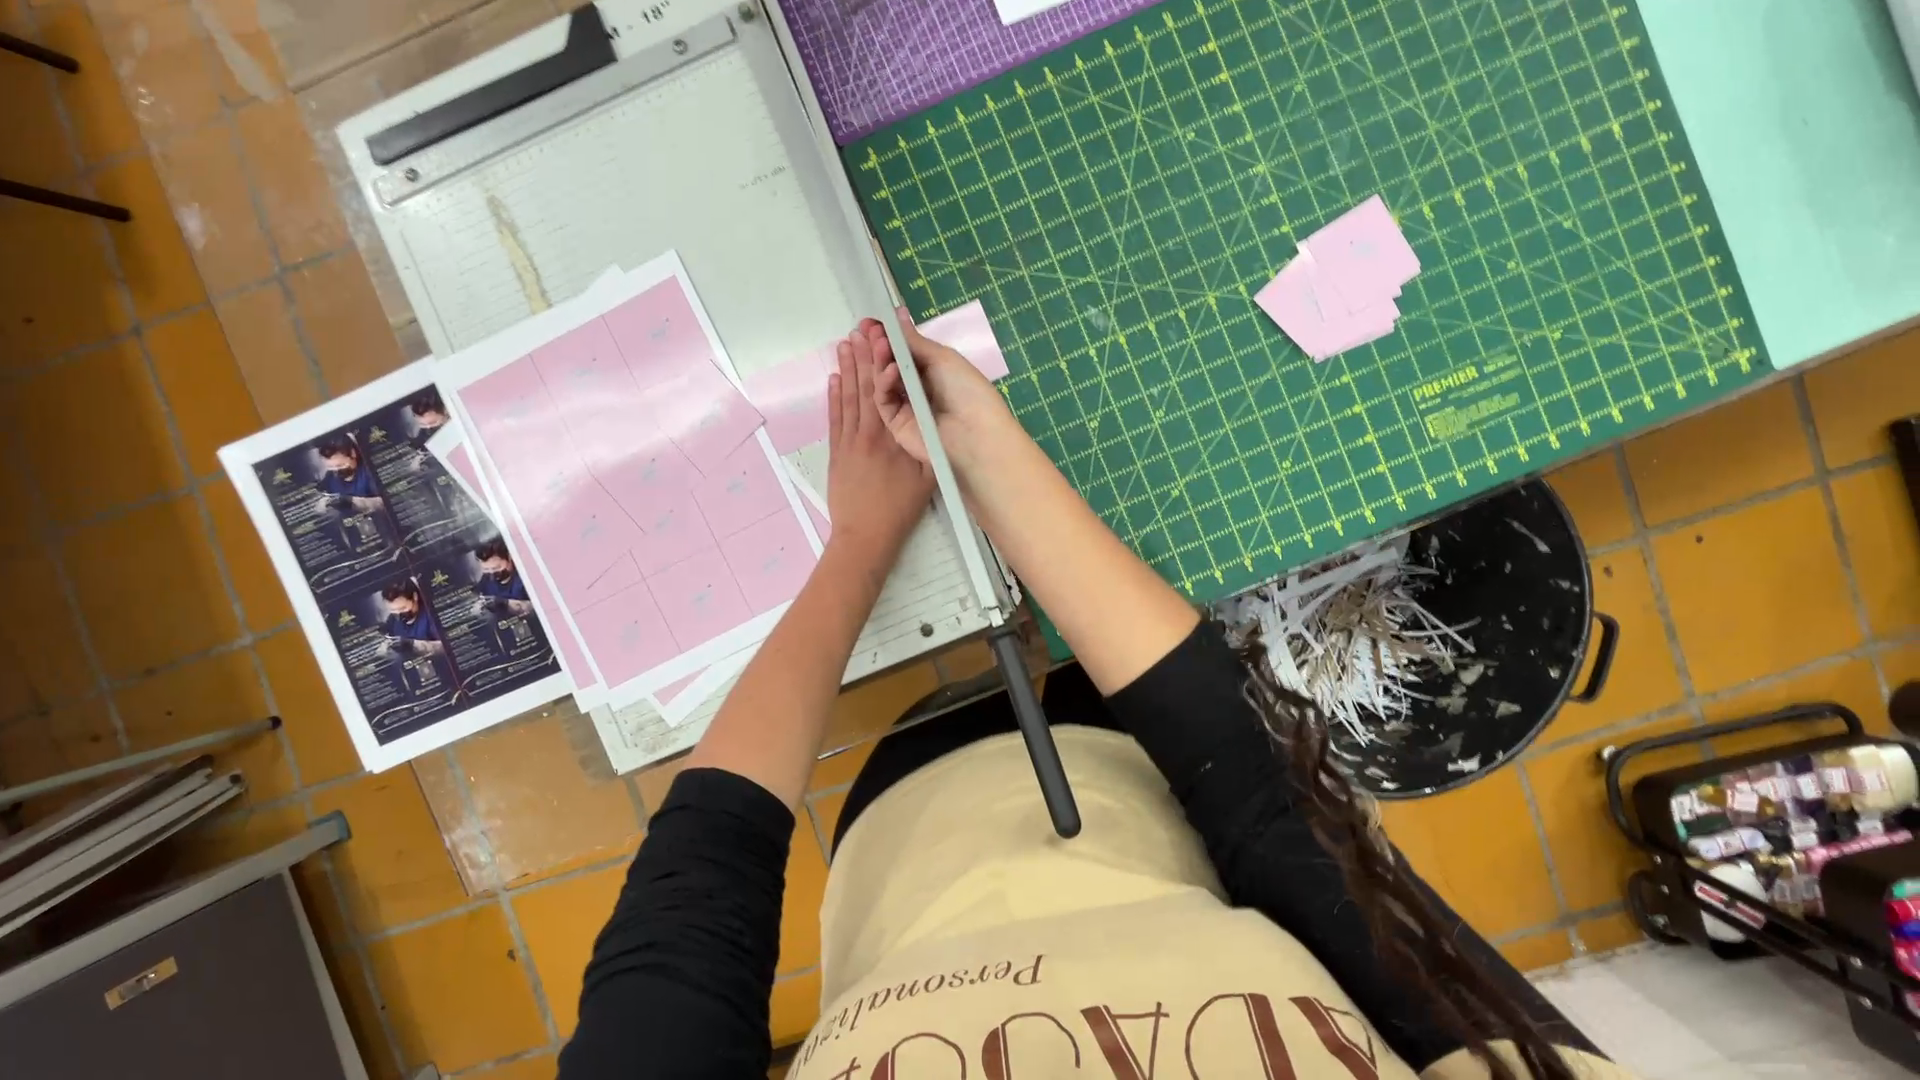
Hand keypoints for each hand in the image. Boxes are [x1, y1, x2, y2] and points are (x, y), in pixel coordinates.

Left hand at [826, 330, 933, 570]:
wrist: (864, 536)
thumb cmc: (899, 509)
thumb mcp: (927, 479)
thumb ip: (929, 446)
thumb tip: (935, 416)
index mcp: (891, 437)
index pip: (887, 391)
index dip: (884, 362)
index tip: (884, 338)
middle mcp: (867, 434)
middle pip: (864, 387)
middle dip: (863, 355)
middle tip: (861, 328)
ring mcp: (849, 442)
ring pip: (848, 398)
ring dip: (847, 369)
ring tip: (846, 342)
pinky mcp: (837, 453)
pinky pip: (835, 418)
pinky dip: (834, 396)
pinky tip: (834, 378)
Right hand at [859, 313, 1012, 465]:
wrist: (974, 435)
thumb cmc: (967, 391)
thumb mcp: (943, 359)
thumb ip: (915, 342)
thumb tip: (898, 314)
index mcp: (932, 372)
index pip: (903, 352)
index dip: (888, 336)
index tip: (871, 320)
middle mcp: (917, 389)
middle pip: (889, 365)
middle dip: (877, 346)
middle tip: (864, 327)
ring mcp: (905, 407)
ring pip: (883, 381)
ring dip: (880, 360)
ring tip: (878, 342)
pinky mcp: (896, 425)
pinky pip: (884, 401)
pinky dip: (884, 383)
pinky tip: (890, 369)